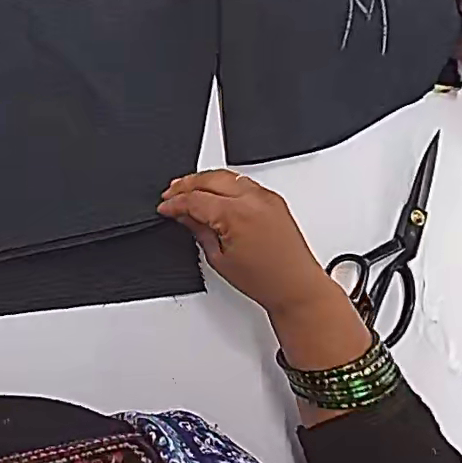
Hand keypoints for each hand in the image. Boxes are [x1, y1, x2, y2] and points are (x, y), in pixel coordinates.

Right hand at [159, 171, 370, 378]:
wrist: (296, 287)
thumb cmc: (266, 280)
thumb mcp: (220, 258)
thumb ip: (199, 231)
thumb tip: (185, 216)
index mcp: (236, 214)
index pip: (195, 199)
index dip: (175, 203)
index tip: (165, 207)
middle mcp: (253, 199)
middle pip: (210, 179)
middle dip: (186, 184)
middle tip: (171, 194)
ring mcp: (266, 197)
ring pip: (227, 175)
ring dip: (205, 180)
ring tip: (188, 190)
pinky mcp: (274, 199)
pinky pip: (244, 181)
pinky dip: (225, 183)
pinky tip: (215, 191)